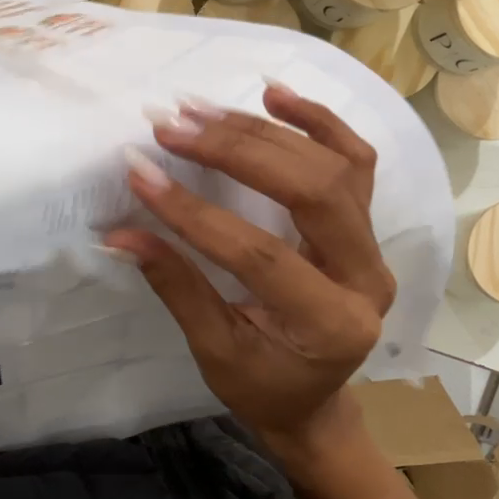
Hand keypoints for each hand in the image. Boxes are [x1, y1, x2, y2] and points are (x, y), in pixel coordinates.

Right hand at [104, 81, 395, 451]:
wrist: (313, 403)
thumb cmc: (260, 386)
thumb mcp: (213, 349)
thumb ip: (177, 286)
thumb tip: (122, 234)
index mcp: (329, 322)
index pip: (258, 252)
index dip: (195, 212)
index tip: (140, 174)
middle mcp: (365, 277)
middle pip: (313, 190)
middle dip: (235, 152)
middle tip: (172, 128)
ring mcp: (375, 248)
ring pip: (334, 166)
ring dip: (263, 131)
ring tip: (200, 110)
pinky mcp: (368, 228)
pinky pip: (354, 162)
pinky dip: (317, 123)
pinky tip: (274, 95)